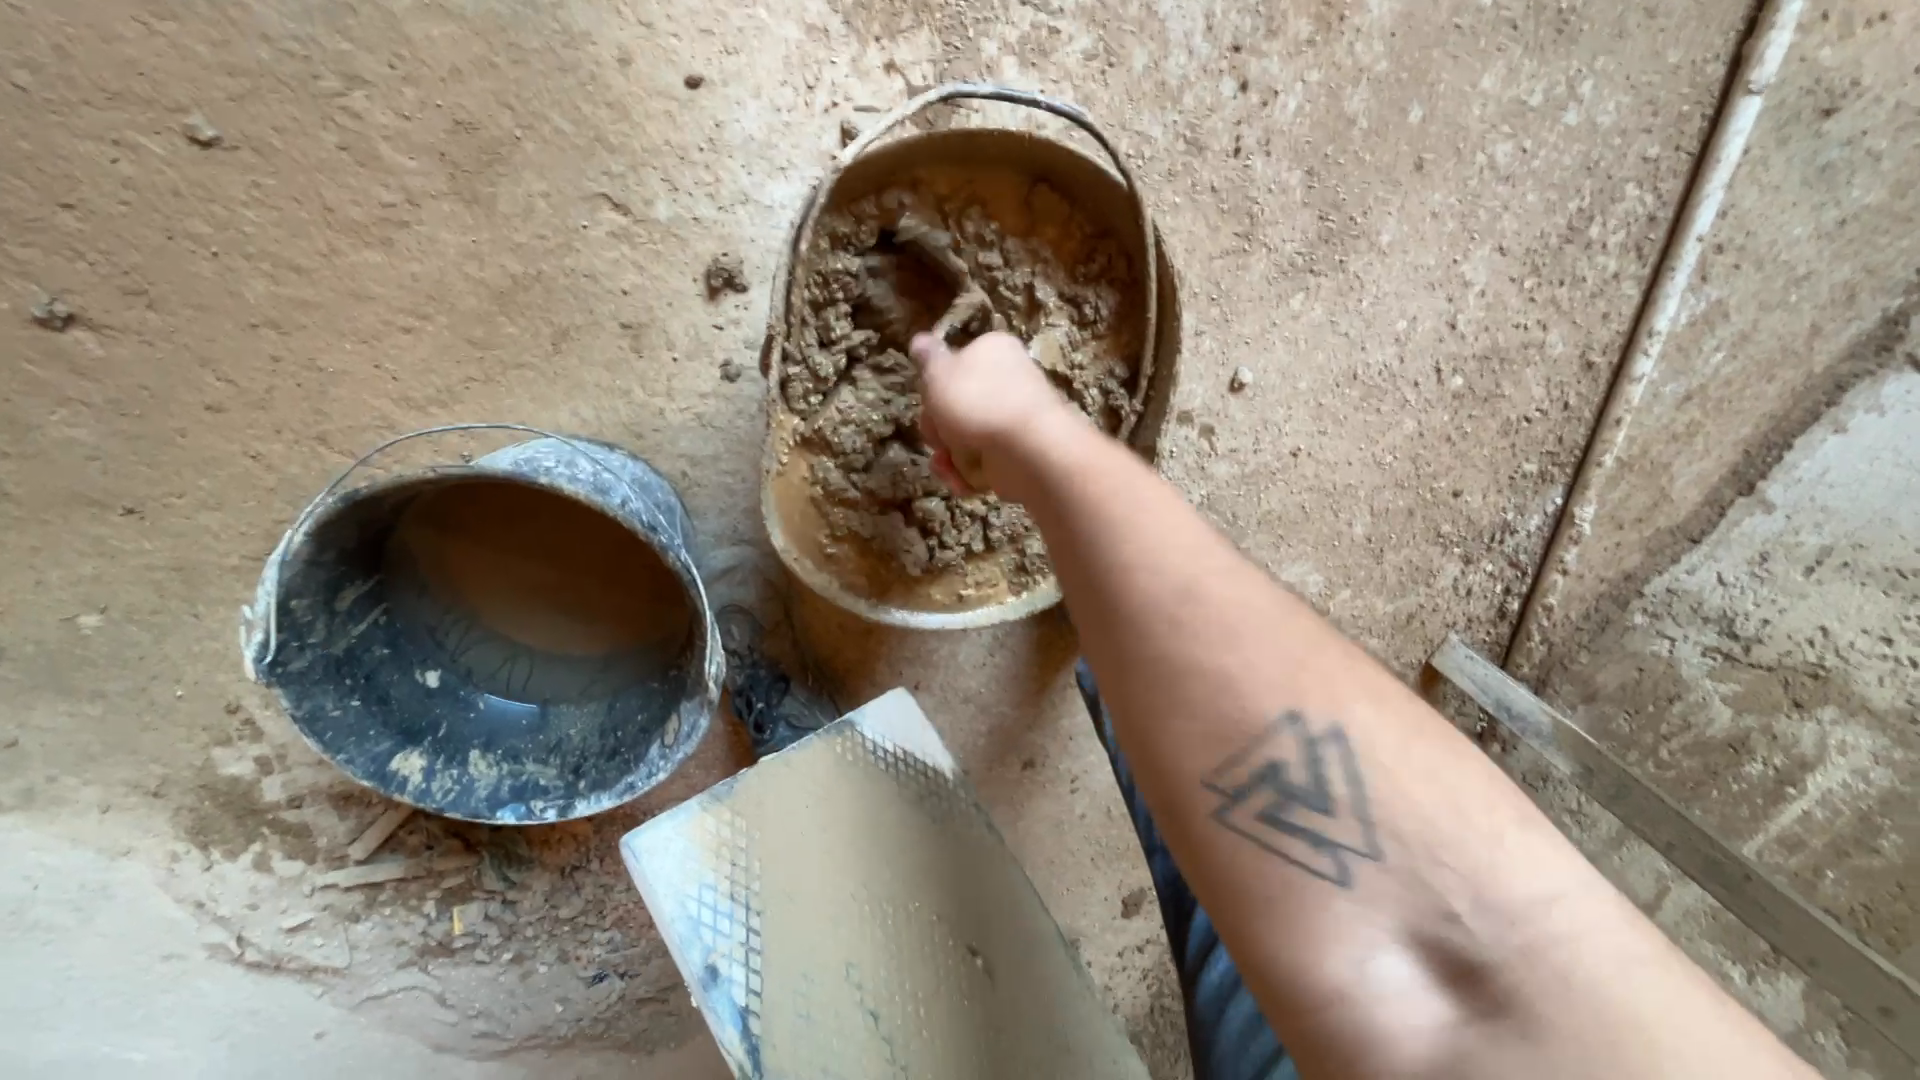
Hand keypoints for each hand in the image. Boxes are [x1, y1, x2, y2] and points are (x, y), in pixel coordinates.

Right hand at [910, 331, 1074, 499]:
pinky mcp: (1017, 453)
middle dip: (939, 429)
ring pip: (966, 439)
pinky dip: (969, 474)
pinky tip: (962, 481)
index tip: (927, 401)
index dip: (934, 387)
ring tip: (948, 464)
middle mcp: (1007, 381)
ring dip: (950, 456)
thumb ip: (927, 358)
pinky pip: (983, 463)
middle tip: (937, 437)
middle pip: (957, 407)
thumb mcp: (938, 372)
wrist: (1027, 450)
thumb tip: (920, 340)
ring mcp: (1013, 420)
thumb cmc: (977, 402)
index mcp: (992, 351)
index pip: (955, 364)